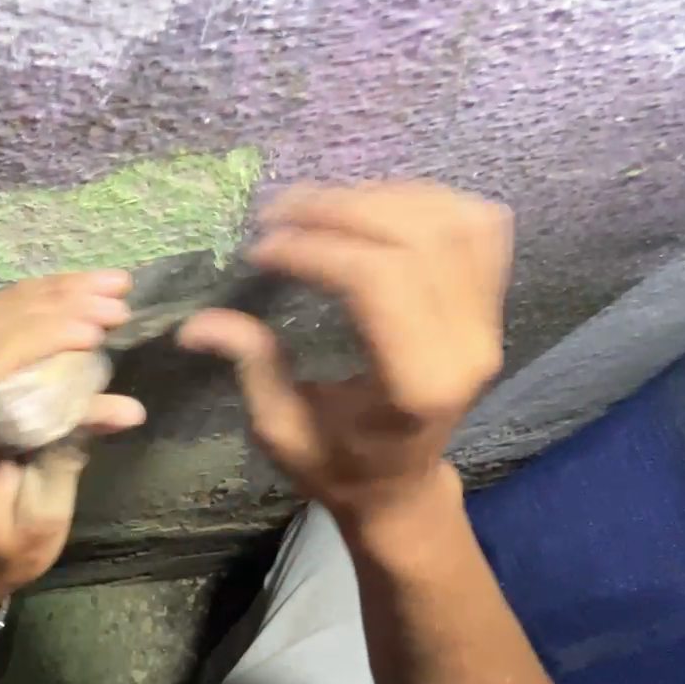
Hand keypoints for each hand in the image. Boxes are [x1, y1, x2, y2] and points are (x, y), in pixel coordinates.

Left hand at [0, 272, 147, 618]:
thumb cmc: (3, 556)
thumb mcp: (44, 519)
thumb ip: (69, 454)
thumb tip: (123, 405)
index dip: (39, 343)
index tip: (97, 330)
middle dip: (50, 310)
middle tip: (115, 300)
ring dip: (41, 298)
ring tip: (104, 287)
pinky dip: (25, 309)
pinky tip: (67, 297)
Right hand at [178, 181, 511, 519]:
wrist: (399, 485)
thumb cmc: (335, 466)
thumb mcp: (280, 429)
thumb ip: (251, 366)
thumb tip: (193, 324)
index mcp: (414, 384)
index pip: (377, 281)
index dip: (314, 250)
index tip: (259, 249)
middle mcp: (466, 345)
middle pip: (417, 237)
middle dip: (341, 210)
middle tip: (279, 212)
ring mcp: (489, 321)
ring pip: (454, 220)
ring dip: (380, 198)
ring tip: (319, 205)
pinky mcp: (491, 305)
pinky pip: (477, 226)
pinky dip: (424, 201)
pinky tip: (372, 208)